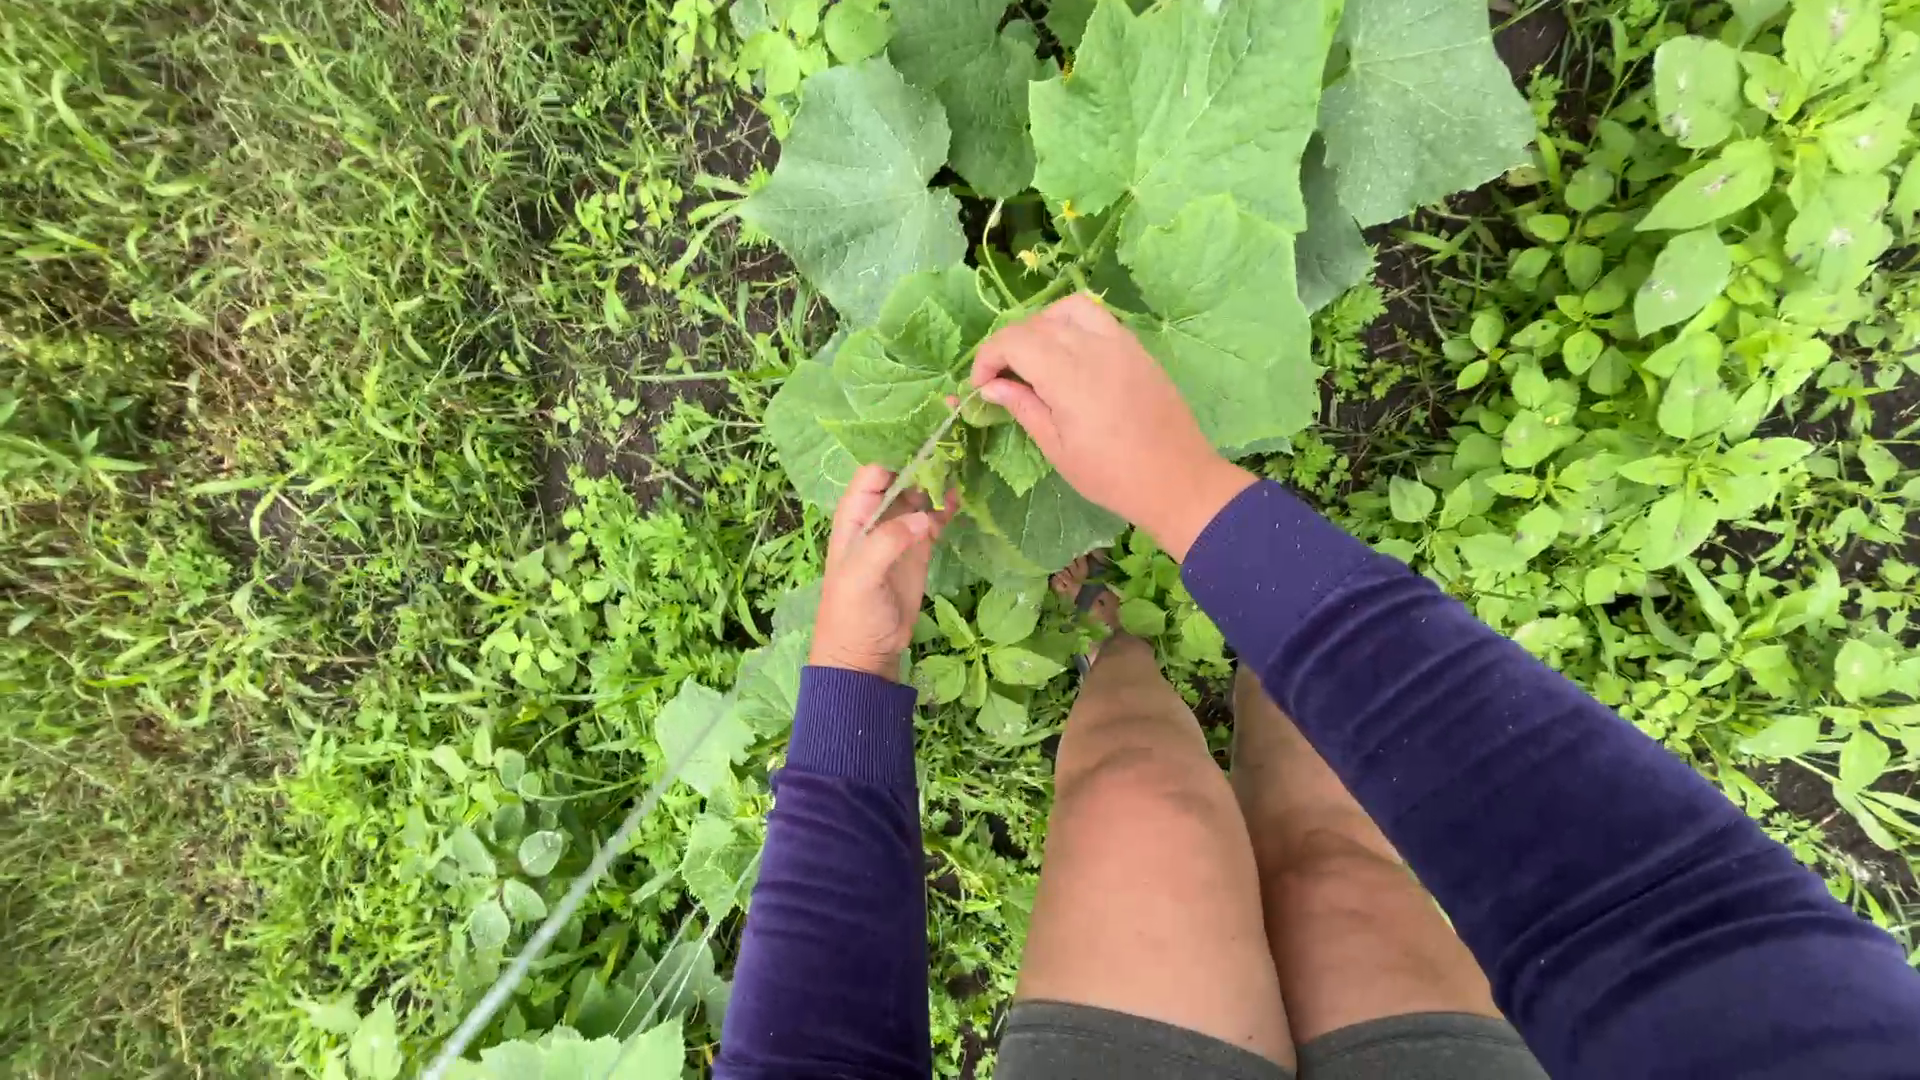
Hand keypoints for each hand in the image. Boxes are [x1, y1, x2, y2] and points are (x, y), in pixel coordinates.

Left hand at [810, 465, 958, 679]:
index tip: (924, 458)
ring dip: (937, 484)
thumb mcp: (861, 576)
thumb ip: (887, 542)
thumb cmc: (852, 613)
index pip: (872, 475)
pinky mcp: (919, 549)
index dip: (895, 463)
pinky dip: (946, 507)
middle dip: (923, 466)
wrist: (865, 652)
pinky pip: (933, 519)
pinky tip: (960, 499)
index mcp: (854, 517)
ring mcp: (899, 533)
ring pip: (919, 496)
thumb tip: (921, 518)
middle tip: (952, 458)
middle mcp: (876, 518)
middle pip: (900, 479)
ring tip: (960, 474)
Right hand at [971, 293, 1255, 559]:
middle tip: (1002, 380)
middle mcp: (1093, 347)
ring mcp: (1120, 342)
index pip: (1013, 340)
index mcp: (1068, 375)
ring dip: (1041, 326)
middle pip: (1036, 323)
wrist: (1177, 479)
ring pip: (1068, 309)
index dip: (987, 358)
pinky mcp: (1137, 348)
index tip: (981, 387)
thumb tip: (991, 386)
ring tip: (1035, 359)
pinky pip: (1098, 318)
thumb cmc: (1112, 475)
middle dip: (1009, 345)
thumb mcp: (1057, 449)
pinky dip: (1072, 325)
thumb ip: (1023, 407)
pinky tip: (1069, 357)